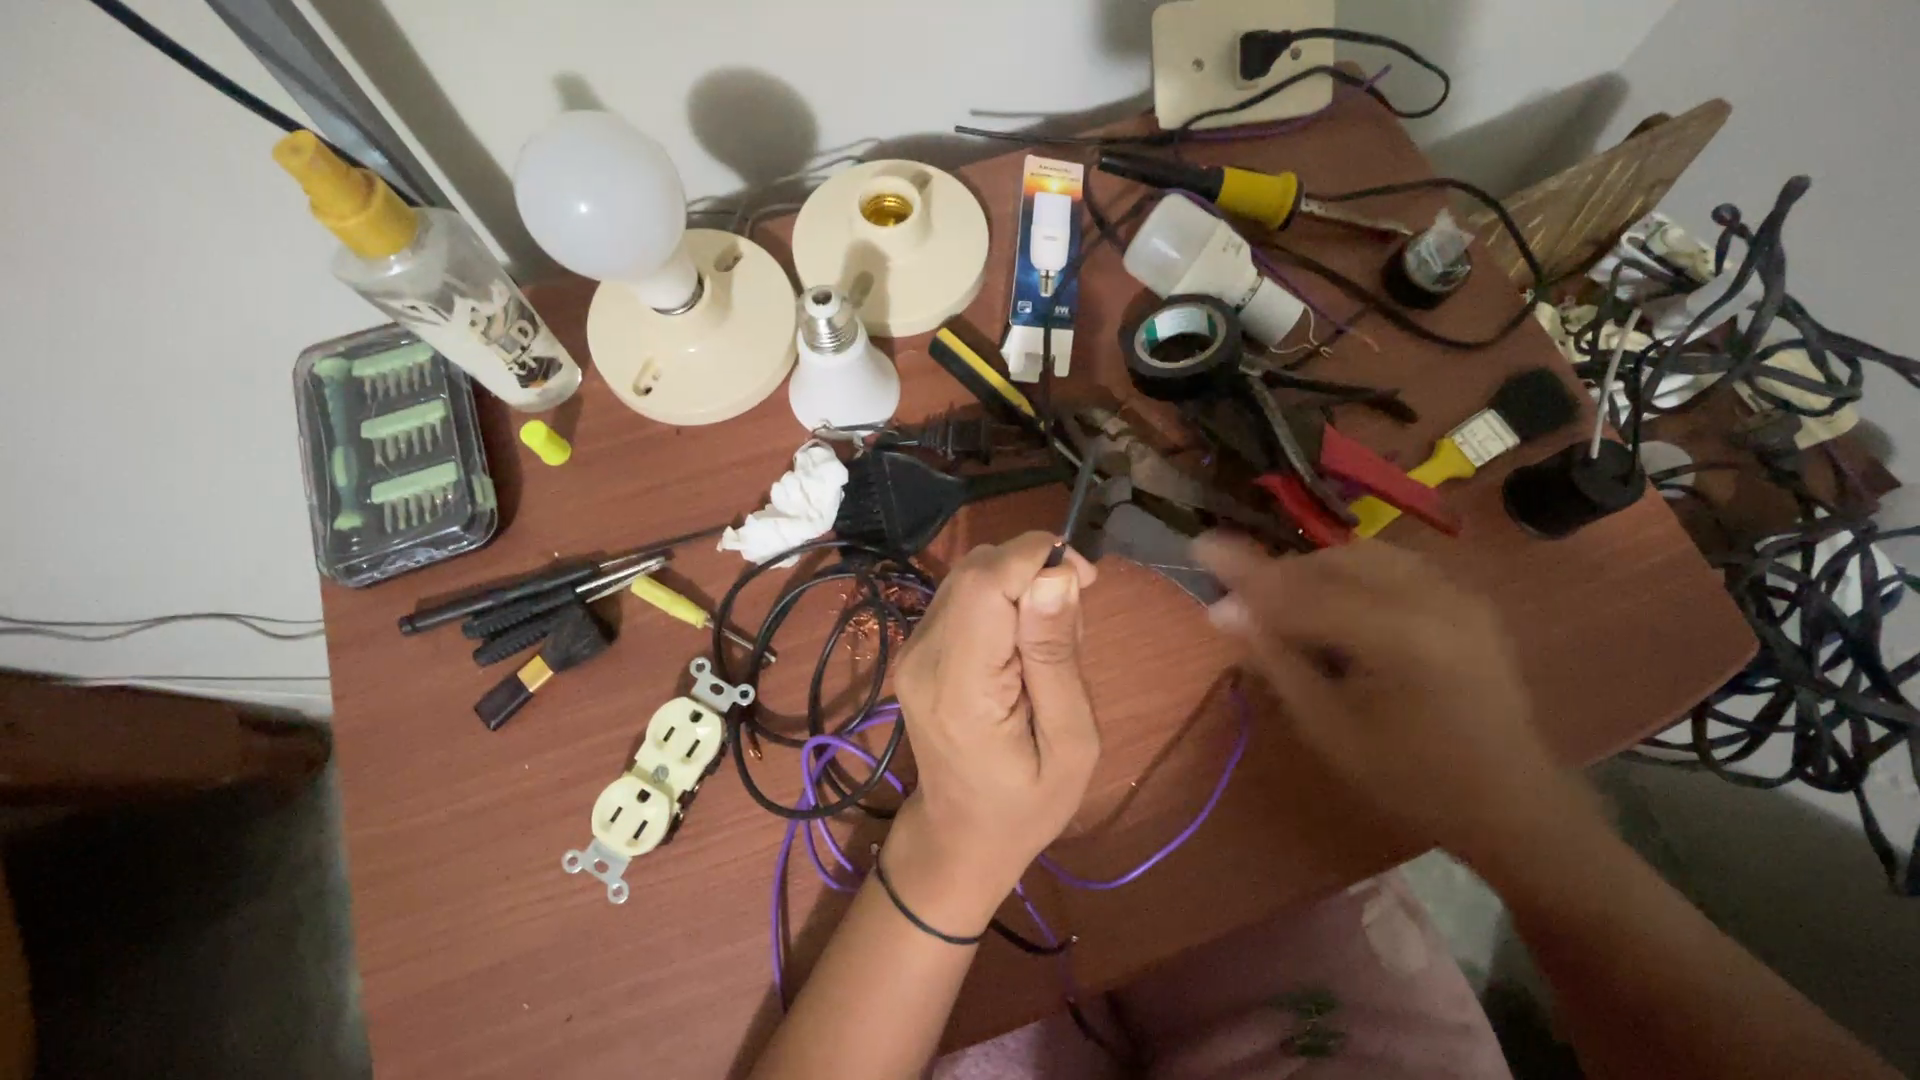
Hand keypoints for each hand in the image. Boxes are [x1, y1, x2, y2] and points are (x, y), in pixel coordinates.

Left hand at [887, 532, 1100, 930]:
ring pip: (968, 575)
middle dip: (1033, 569)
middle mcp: (923, 657)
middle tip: (1072, 621)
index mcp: (960, 686)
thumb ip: (1056, 655)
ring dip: (1018, 584)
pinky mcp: (915, 649)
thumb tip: (1056, 575)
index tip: (1086, 578)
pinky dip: (1000, 600)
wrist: (961, 835)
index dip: (1036, 557)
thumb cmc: (1028, 803)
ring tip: (1049, 640)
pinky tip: (1020, 645)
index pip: (985, 582)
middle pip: (975, 570)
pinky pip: (961, 596)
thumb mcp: (1071, 742)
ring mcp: (911, 651)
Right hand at [1192, 533, 1594, 868]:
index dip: (1247, 571)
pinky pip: (1393, 564)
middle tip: (1241, 601)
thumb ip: (1275, 658)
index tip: (1200, 544)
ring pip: (1362, 555)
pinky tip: (1336, 603)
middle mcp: (1432, 599)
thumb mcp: (1327, 726)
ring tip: (1287, 607)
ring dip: (1314, 571)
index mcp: (1398, 638)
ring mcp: (1456, 593)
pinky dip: (1351, 573)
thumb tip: (1222, 610)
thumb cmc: (1409, 778)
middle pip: (1331, 562)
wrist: (1511, 801)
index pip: (1303, 591)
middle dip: (1280, 575)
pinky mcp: (1466, 597)